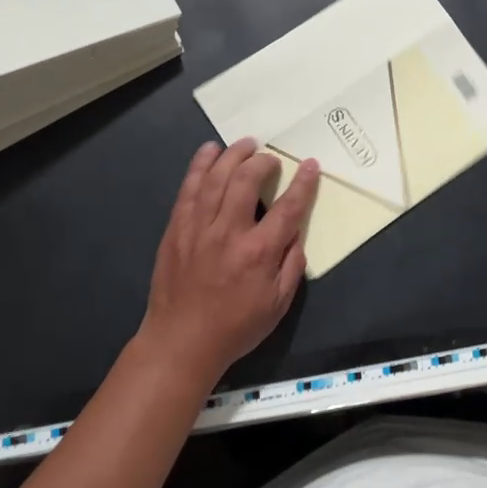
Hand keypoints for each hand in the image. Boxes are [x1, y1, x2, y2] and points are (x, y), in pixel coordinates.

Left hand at [140, 139, 319, 380]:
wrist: (180, 343)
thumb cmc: (234, 328)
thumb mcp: (278, 305)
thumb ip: (291, 266)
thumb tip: (295, 235)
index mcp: (258, 252)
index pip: (288, 207)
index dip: (303, 183)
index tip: (310, 164)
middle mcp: (228, 232)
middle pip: (246, 180)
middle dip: (263, 162)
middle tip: (271, 159)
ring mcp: (198, 228)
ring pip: (216, 177)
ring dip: (232, 155)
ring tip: (245, 144)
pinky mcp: (176, 229)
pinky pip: (189, 188)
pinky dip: (199, 166)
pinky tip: (209, 152)